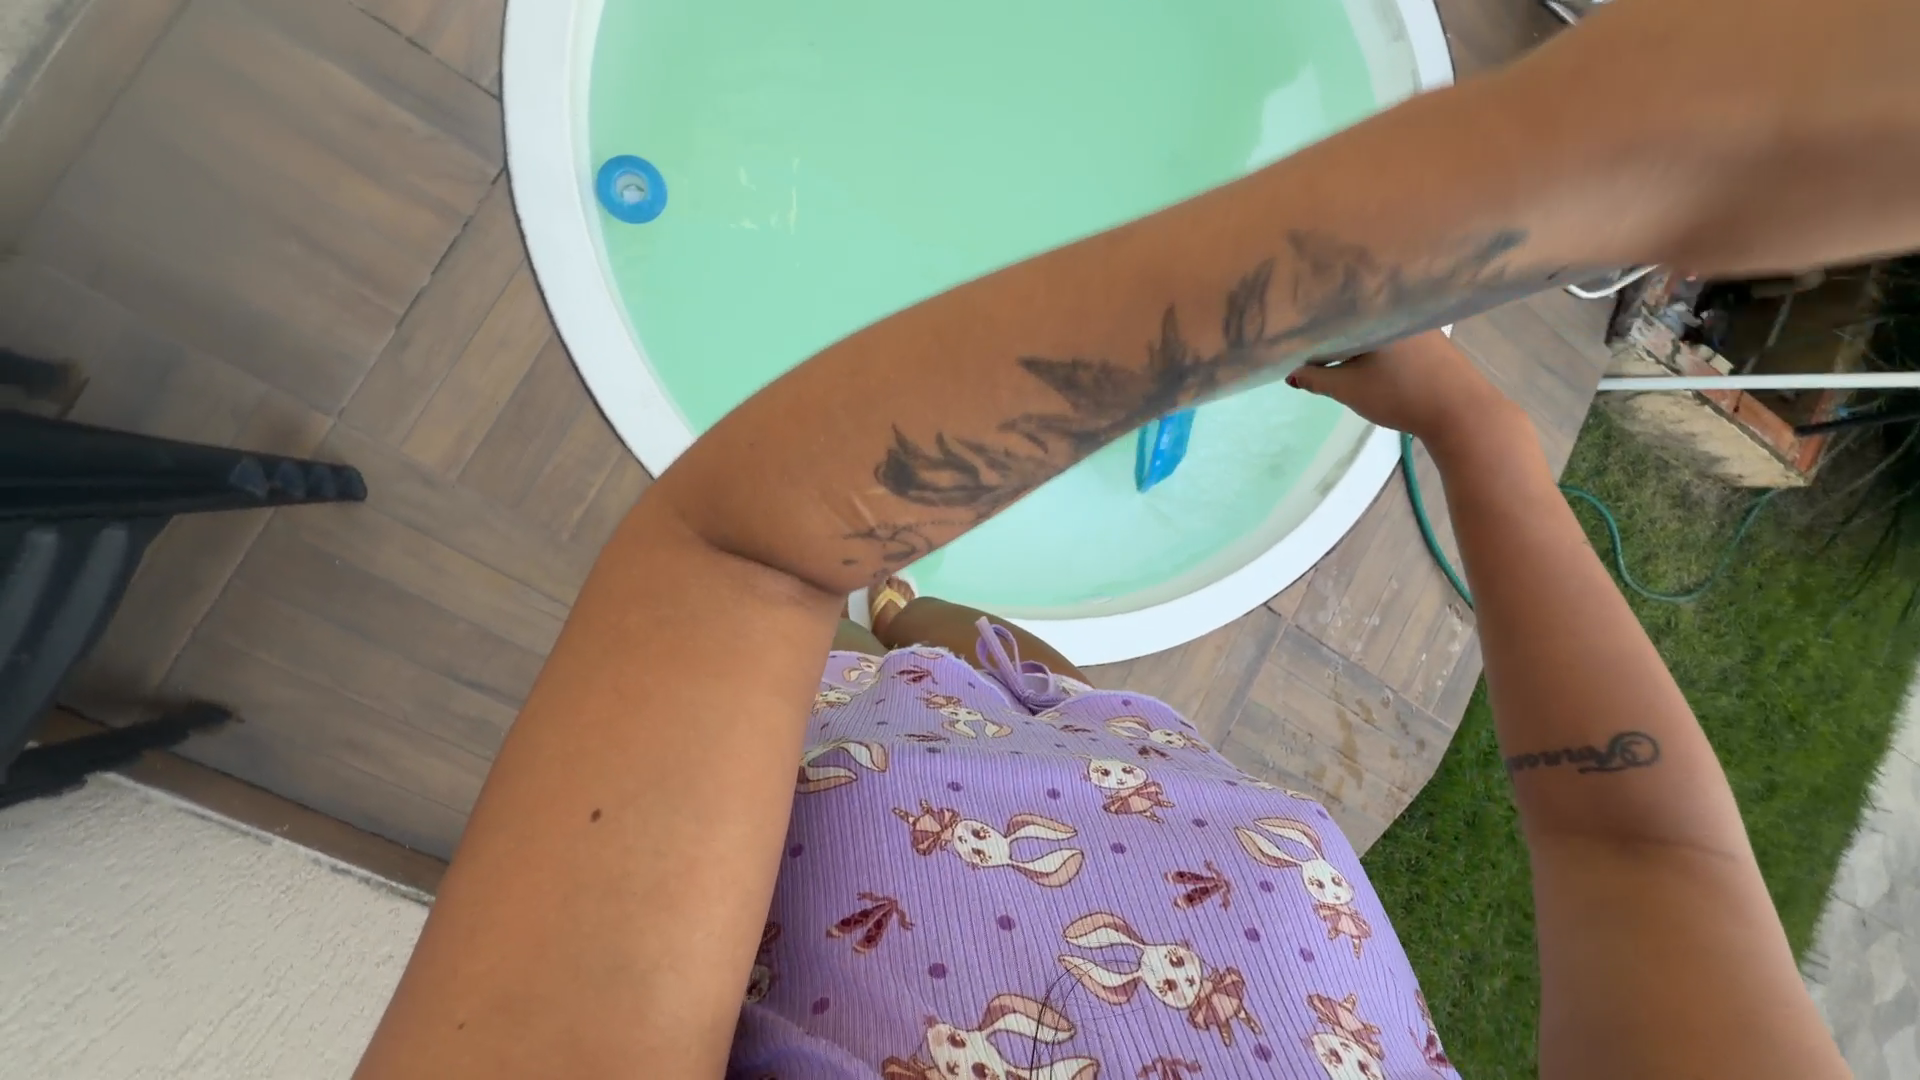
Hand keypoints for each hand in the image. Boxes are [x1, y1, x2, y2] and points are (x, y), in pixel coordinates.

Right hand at [1287, 331, 1526, 448]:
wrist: (1461, 412)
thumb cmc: (1399, 394)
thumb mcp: (1347, 388)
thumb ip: (1314, 378)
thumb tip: (1291, 374)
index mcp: (1377, 313)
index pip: (1334, 311)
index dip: (1311, 325)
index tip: (1292, 337)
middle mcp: (1399, 310)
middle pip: (1354, 318)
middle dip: (1331, 333)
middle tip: (1308, 349)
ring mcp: (1418, 323)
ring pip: (1373, 328)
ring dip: (1353, 342)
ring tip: (1333, 358)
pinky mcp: (1430, 339)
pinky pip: (1390, 336)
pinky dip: (1374, 347)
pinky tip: (1365, 363)